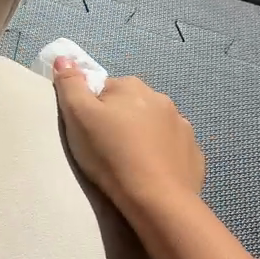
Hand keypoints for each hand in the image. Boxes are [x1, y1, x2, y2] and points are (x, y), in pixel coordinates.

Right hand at [52, 56, 205, 218]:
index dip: (91, 109)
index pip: (103, 89)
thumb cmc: (110, 153)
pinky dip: (160, 154)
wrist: (156, 200)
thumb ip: (69, 83)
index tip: (88, 131)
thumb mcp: (76, 115)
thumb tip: (65, 58)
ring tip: (128, 161)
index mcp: (132, 86)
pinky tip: (149, 171)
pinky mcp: (194, 154)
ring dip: (140, 135)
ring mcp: (183, 127)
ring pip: (152, 125)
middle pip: (129, 105)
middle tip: (104, 146)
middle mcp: (161, 100)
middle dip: (118, 120)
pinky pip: (171, 147)